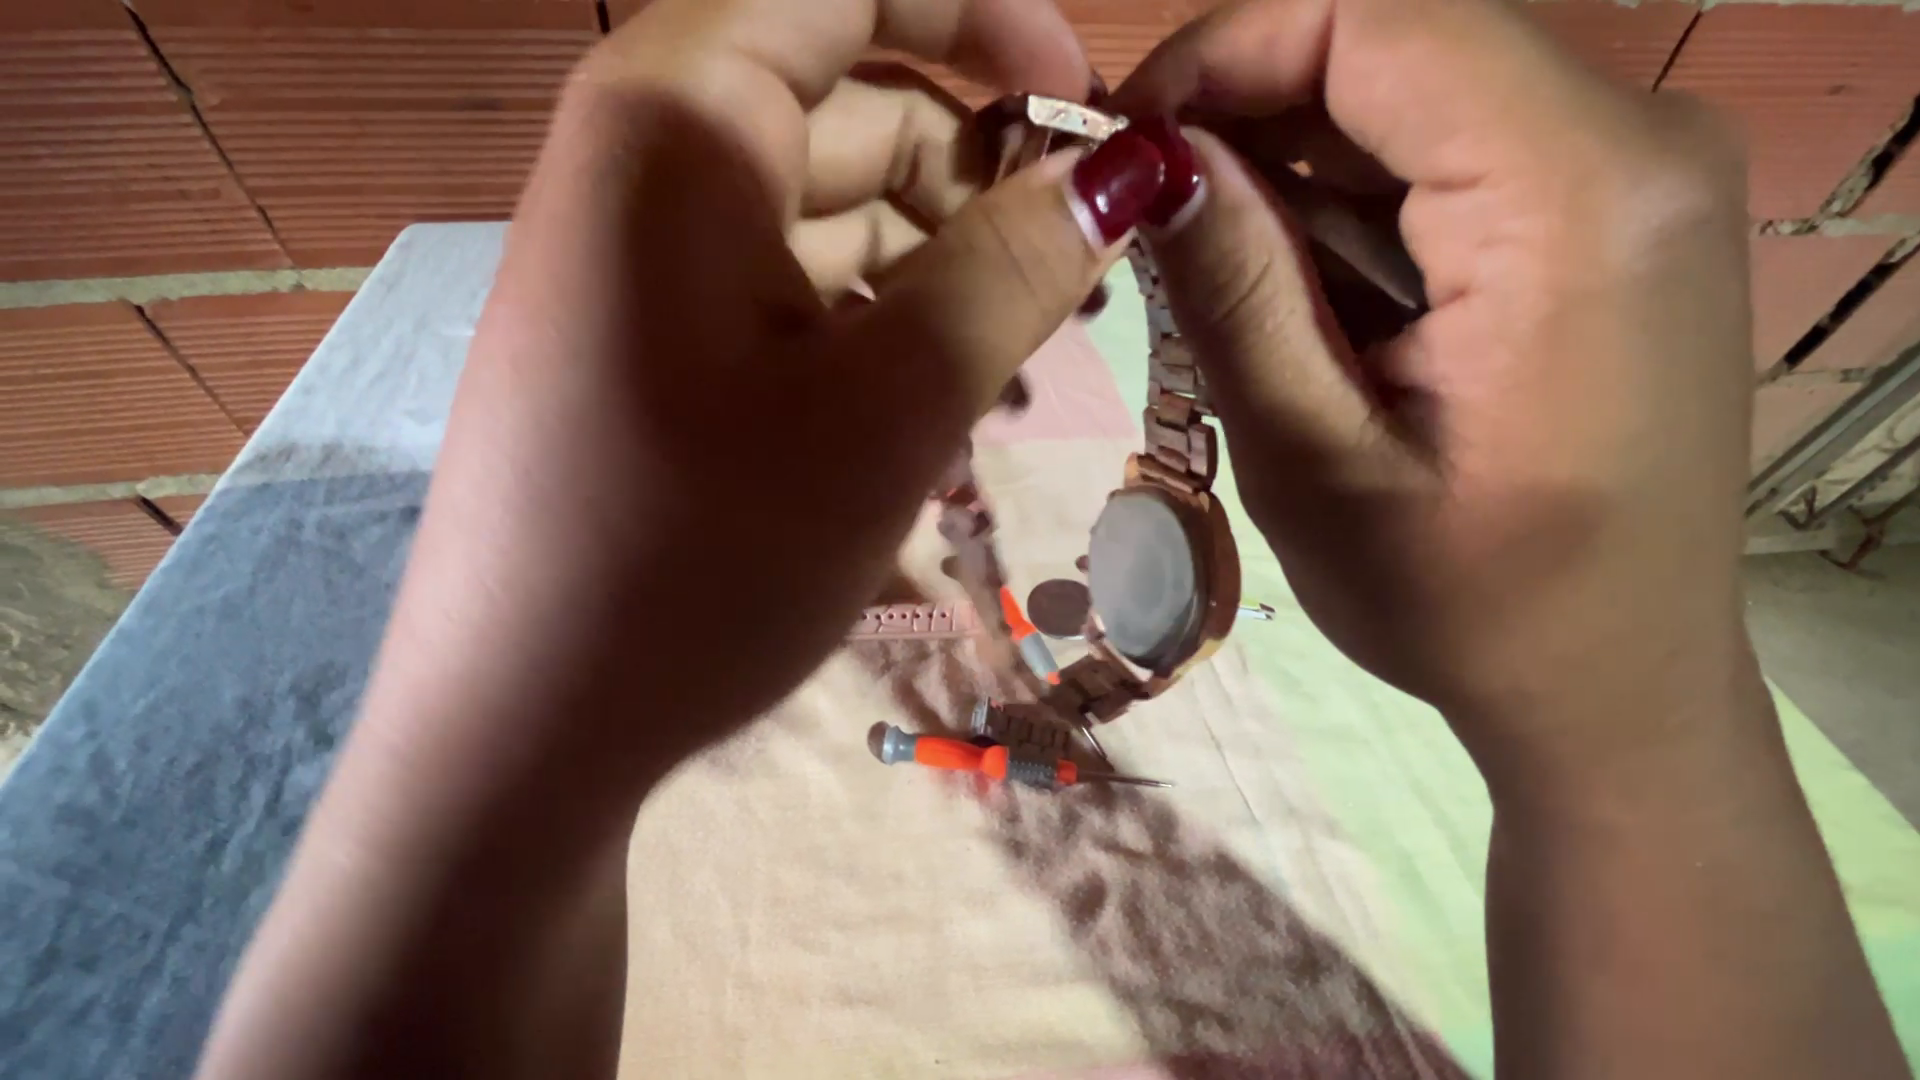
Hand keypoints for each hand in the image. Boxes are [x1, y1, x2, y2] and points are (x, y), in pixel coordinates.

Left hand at [403, 0, 1179, 770]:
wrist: (532, 723)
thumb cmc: (702, 556)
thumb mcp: (886, 407)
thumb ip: (1011, 270)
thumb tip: (1127, 175)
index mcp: (677, 123)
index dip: (983, 17)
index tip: (1081, 109)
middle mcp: (646, 168)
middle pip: (850, 114)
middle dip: (977, 188)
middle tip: (1077, 291)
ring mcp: (646, 269)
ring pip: (832, 224)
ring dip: (940, 282)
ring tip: (1018, 383)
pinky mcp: (656, 352)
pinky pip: (793, 302)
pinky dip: (878, 337)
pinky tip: (936, 416)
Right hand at [1113, 0, 1756, 785]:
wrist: (1607, 687)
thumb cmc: (1460, 603)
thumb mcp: (1310, 458)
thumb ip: (1233, 292)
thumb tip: (1151, 161)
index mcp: (1576, 199)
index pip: (1378, 21)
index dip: (1225, 50)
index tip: (1123, 140)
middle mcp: (1635, 150)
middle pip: (1396, 53)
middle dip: (1245, 117)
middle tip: (1145, 220)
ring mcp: (1631, 183)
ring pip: (1411, 111)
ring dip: (1286, 177)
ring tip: (1202, 275)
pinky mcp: (1606, 226)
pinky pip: (1445, 168)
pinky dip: (1343, 213)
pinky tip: (1287, 294)